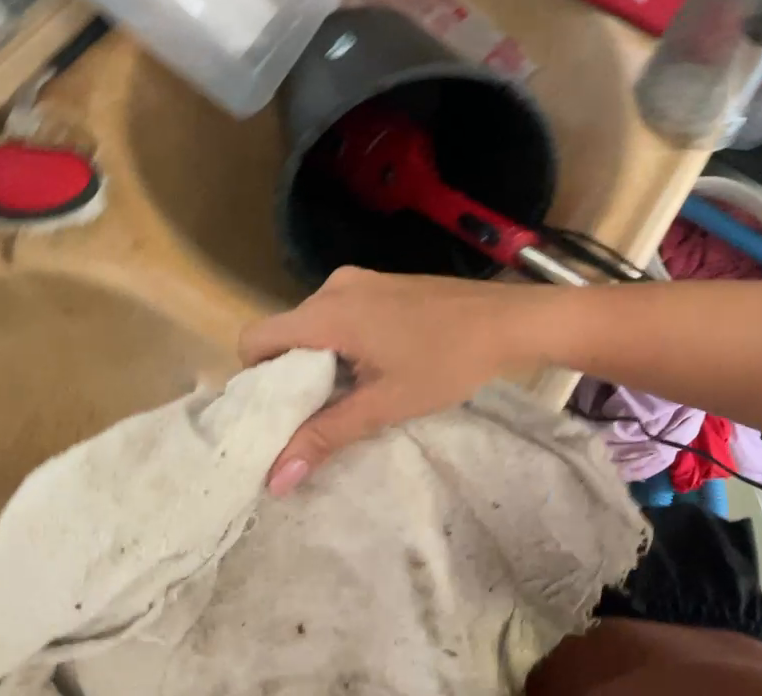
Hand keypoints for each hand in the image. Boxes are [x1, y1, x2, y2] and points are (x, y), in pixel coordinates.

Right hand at [239, 267, 562, 495]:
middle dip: (290, 376)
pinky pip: (339, 314)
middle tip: (314, 417)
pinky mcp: (381, 283)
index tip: (278, 413)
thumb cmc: (445, 361)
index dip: (255, 379)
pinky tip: (374, 368)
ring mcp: (360, 280)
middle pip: (284, 333)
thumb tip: (275, 480)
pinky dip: (341, 342)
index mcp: (327, 312)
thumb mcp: (384, 404)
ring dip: (319, 361)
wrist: (506, 320)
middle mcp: (334, 287)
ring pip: (313, 325)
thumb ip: (326, 436)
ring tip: (349, 397)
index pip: (256, 338)